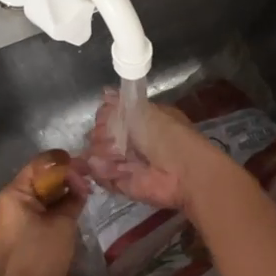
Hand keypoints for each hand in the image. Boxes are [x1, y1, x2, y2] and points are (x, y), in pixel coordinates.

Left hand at [0, 152, 89, 275]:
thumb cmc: (41, 256)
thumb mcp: (63, 224)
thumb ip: (73, 199)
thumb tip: (80, 186)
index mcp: (14, 192)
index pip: (41, 164)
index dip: (65, 163)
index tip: (87, 168)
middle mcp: (10, 199)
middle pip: (40, 177)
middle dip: (65, 177)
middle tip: (89, 181)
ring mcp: (13, 216)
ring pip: (41, 194)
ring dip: (61, 192)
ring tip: (84, 194)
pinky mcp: (19, 230)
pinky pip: (38, 209)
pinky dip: (55, 206)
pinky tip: (72, 208)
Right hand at [83, 90, 218, 210]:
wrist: (182, 173)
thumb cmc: (168, 137)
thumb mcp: (146, 112)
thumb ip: (121, 104)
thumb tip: (104, 93)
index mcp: (134, 120)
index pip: (104, 115)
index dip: (103, 116)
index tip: (108, 118)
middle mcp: (125, 140)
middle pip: (95, 134)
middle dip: (102, 136)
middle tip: (118, 140)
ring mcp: (119, 162)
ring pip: (93, 153)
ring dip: (105, 153)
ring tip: (122, 156)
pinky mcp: (117, 182)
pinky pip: (97, 174)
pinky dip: (104, 170)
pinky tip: (119, 168)